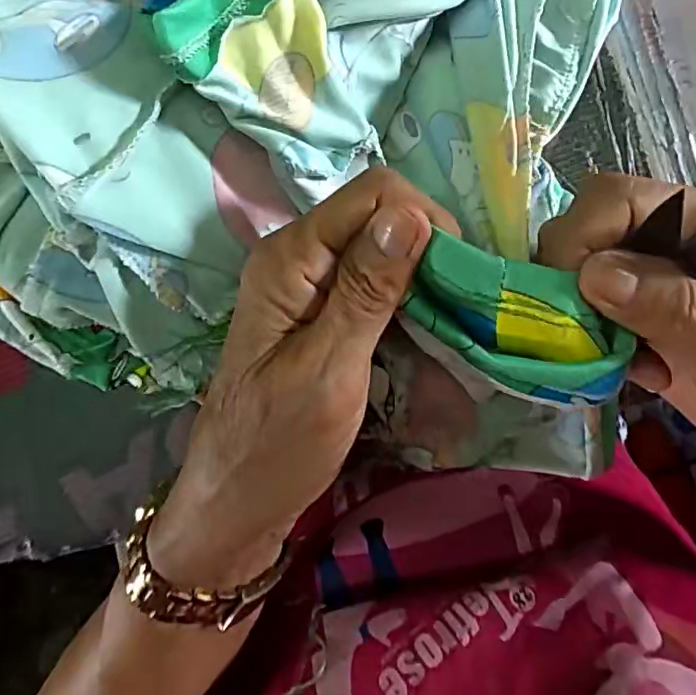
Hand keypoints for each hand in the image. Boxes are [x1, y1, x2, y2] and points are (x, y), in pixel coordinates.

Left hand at [149, 169, 460, 586]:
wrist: (233, 500)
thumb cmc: (277, 445)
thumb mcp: (329, 370)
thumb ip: (367, 290)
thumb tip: (409, 214)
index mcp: (289, 257)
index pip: (371, 194)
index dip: (423, 219)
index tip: (460, 275)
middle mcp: (295, 254)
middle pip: (377, 215)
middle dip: (427, 249)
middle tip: (462, 306)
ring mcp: (305, 281)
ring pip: (379, 248)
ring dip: (420, 277)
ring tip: (452, 322)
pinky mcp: (317, 307)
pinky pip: (370, 281)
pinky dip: (403, 299)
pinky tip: (426, 333)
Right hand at [536, 173, 695, 510]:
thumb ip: (678, 313)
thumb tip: (593, 273)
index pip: (626, 198)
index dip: (580, 236)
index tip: (567, 295)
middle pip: (597, 223)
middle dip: (576, 276)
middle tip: (587, 332)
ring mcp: (674, 264)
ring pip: (587, 260)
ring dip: (584, 308)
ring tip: (620, 357)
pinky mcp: (655, 299)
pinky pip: (596, 296)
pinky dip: (596, 329)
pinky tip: (633, 365)